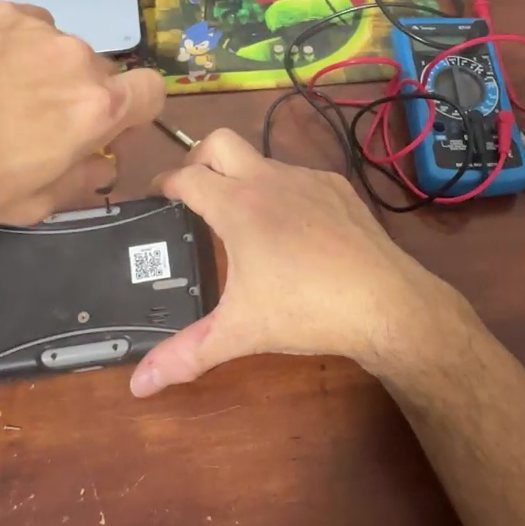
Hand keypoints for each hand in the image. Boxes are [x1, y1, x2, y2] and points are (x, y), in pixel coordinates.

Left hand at [0, 1, 162, 221]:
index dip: (137, 114)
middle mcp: (75, 57)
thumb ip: (83, 184)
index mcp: (94, 106)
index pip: (154, 92)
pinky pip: (27, 30)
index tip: (106, 131)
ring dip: (47, 73)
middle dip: (84, 98)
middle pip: (104, 74)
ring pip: (63, 51)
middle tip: (37, 124)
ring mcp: (36, 28)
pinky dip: (14, 50)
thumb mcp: (27, 205)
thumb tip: (102, 165)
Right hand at [129, 129, 471, 396]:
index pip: (185, 176)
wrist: (385, 300)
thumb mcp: (240, 331)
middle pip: (219, 141)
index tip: (155, 197)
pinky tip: (292, 229)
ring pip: (261, 159)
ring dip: (243, 177)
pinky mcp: (338, 188)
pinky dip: (283, 192)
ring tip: (241, 218)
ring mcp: (307, 179)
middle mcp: (269, 180)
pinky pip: (298, 177)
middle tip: (192, 192)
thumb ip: (185, 355)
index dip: (164, 184)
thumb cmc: (305, 309)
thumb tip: (139, 384)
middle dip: (198, 158)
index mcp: (237, 205)